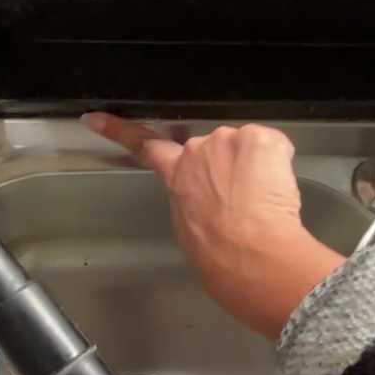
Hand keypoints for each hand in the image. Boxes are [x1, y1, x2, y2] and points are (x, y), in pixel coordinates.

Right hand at [84, 113, 344, 339]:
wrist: (251, 255)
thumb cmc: (218, 257)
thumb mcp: (188, 229)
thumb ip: (190, 199)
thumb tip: (205, 198)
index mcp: (176, 175)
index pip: (143, 144)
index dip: (117, 129)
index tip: (94, 117)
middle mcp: (198, 149)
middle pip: (215, 148)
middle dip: (228, 165)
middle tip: (243, 200)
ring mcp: (229, 140)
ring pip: (248, 148)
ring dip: (256, 167)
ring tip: (261, 203)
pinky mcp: (261, 139)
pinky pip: (275, 147)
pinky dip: (280, 165)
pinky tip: (278, 192)